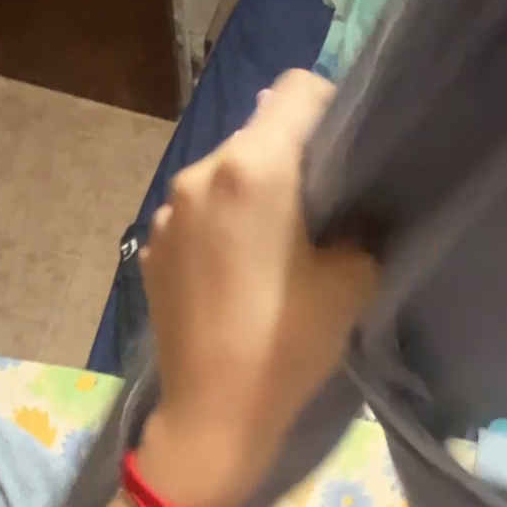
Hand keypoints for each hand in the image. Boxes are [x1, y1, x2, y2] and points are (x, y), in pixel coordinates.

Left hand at [136, 70, 378, 506]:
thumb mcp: (350, 282)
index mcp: (253, 168)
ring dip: (249, 194)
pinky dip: (219, 226)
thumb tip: (344, 210)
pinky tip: (233, 274)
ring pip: (221, 175)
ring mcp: (167, 212)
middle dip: (289, 158)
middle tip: (316, 210)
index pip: (298, 91)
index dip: (333, 111)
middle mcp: (199, 173)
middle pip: (255, 134)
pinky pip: (195, 214)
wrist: (212, 415)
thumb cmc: (286, 345)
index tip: (348, 155)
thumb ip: (356, 225)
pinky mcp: (151, 248)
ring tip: (271, 247)